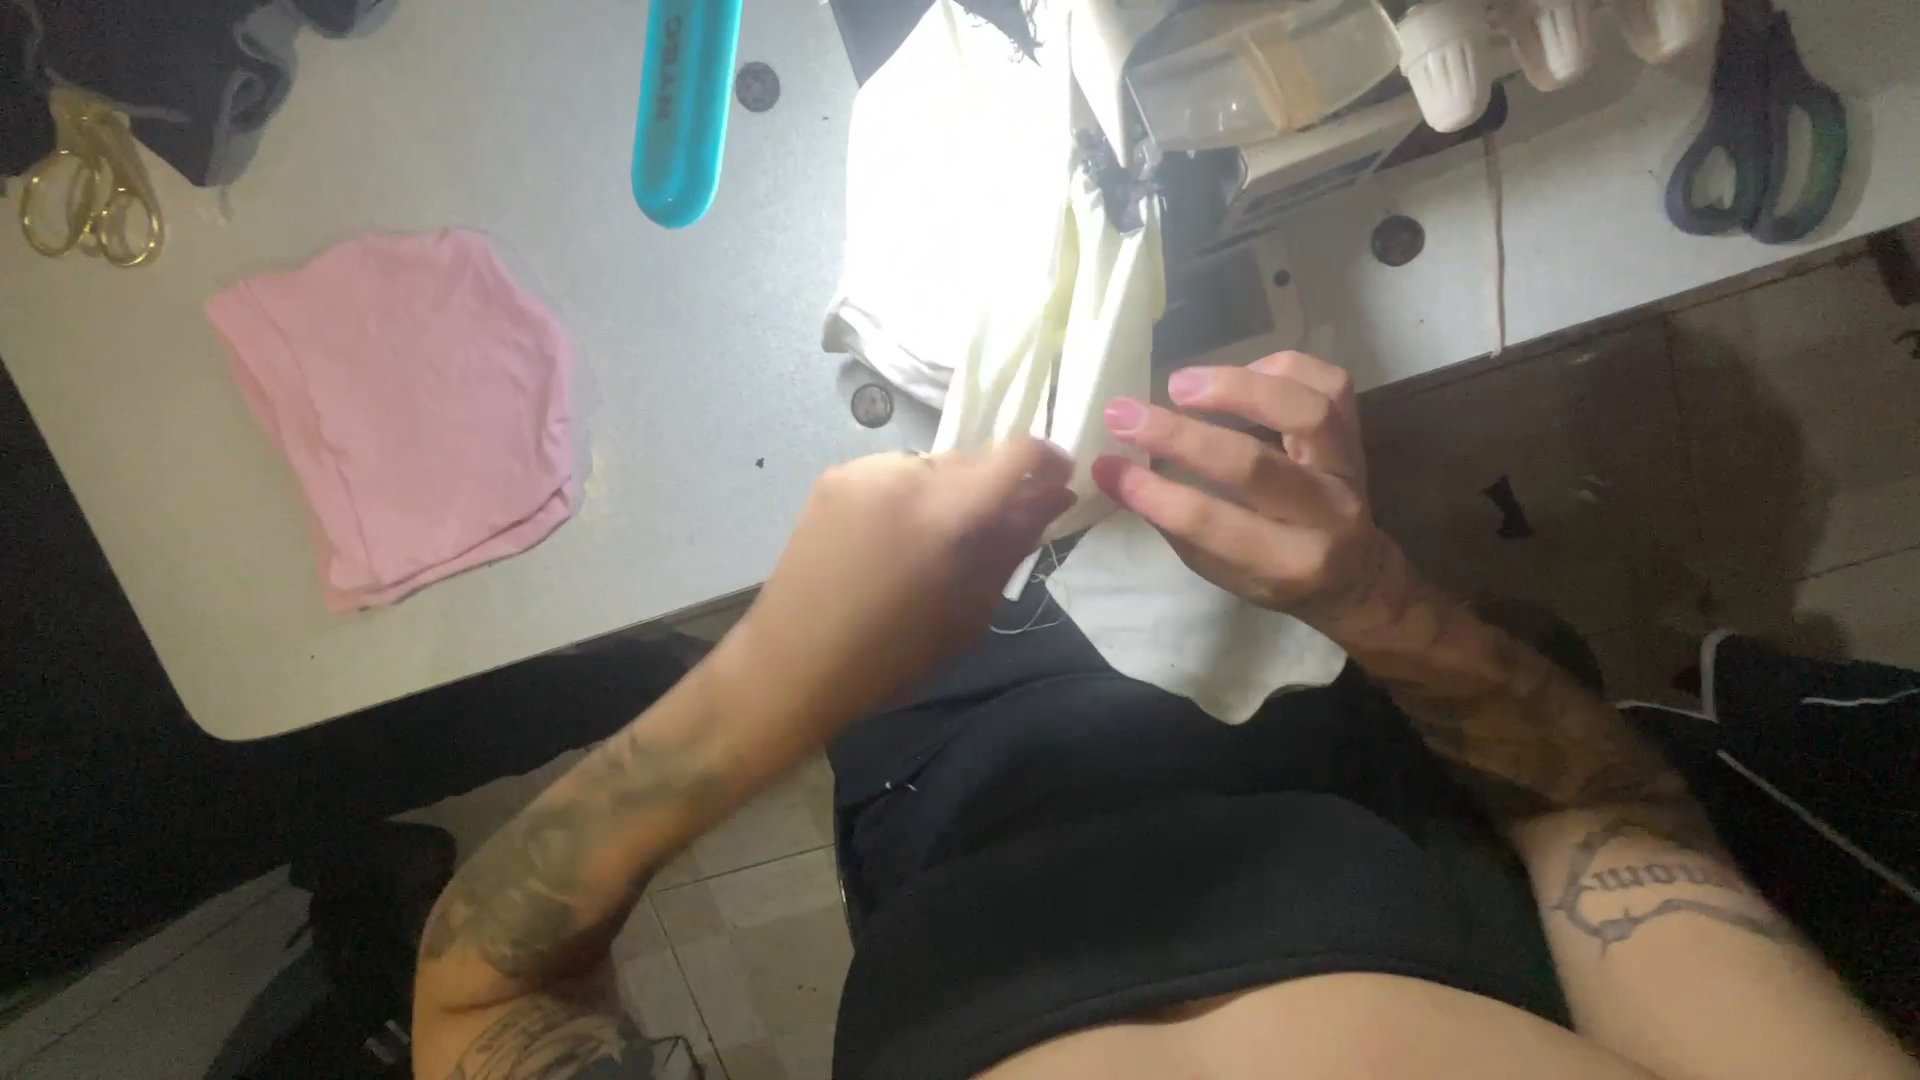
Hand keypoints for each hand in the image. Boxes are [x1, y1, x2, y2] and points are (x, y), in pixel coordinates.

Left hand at [730, 437, 1074, 727]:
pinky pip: (895, 473)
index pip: (1016, 453)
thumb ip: (1013, 543)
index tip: (1056, 482)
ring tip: (937, 542)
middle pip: (975, 457)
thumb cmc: (893, 656)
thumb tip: (1052, 498)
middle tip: (997, 530)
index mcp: (947, 514)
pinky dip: (911, 495)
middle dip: (996, 487)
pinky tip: (897, 537)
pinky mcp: (834, 477)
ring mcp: (864, 471)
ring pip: (934, 465)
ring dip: (951, 492)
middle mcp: (906, 474)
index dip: (1047, 461)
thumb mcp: (971, 610)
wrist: (793, 662)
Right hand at [1091, 351, 1410, 638]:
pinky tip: (1241, 373)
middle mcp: (1325, 516)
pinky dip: (1280, 369)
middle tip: (1125, 414)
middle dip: (1180, 437)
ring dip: (1237, 389)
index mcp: (1284, 563)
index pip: (1210, 523)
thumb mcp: (1218, 569)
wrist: (1355, 574)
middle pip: (1254, 465)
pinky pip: (1330, 384)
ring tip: (1180, 383)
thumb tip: (1113, 472)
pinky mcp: (1357, 434)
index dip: (1151, 492)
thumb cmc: (1272, 575)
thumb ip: (1173, 524)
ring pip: (1307, 413)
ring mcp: (1347, 469)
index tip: (1105, 465)